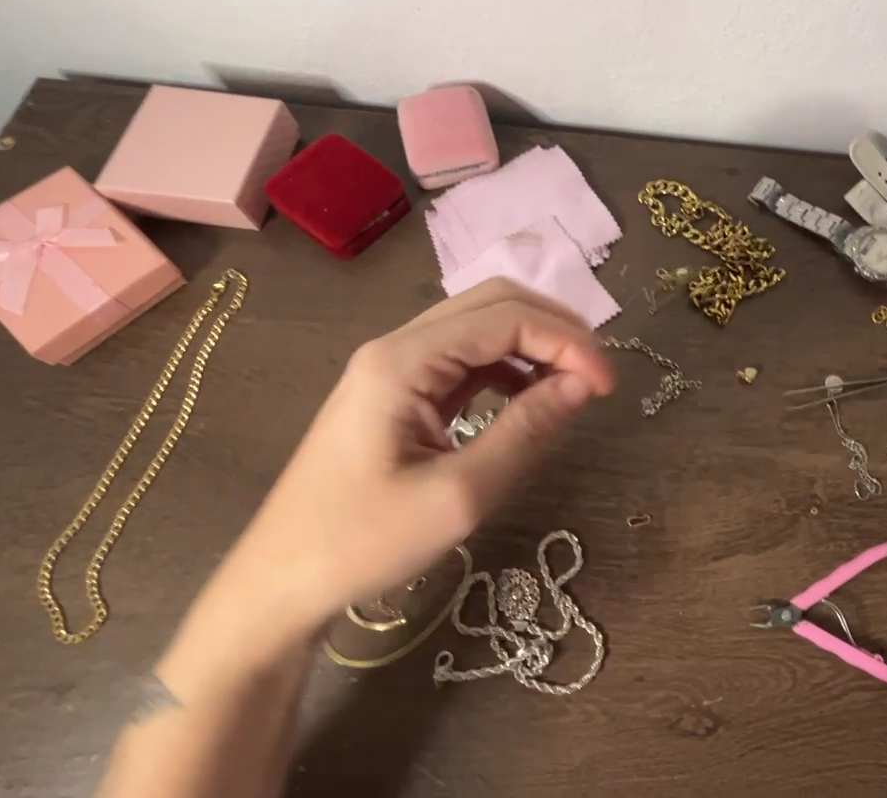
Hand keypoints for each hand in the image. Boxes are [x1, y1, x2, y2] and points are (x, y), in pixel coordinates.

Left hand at [224, 279, 614, 638]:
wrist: (278, 584)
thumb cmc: (362, 544)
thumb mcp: (460, 495)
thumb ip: (526, 431)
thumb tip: (585, 384)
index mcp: (403, 361)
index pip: (506, 318)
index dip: (567, 341)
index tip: (608, 386)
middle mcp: (397, 346)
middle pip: (494, 302)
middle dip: (555, 328)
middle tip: (596, 374)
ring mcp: (394, 365)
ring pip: (481, 324)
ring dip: (534, 343)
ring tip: (573, 385)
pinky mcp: (398, 390)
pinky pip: (465, 357)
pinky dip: (508, 366)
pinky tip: (530, 398)